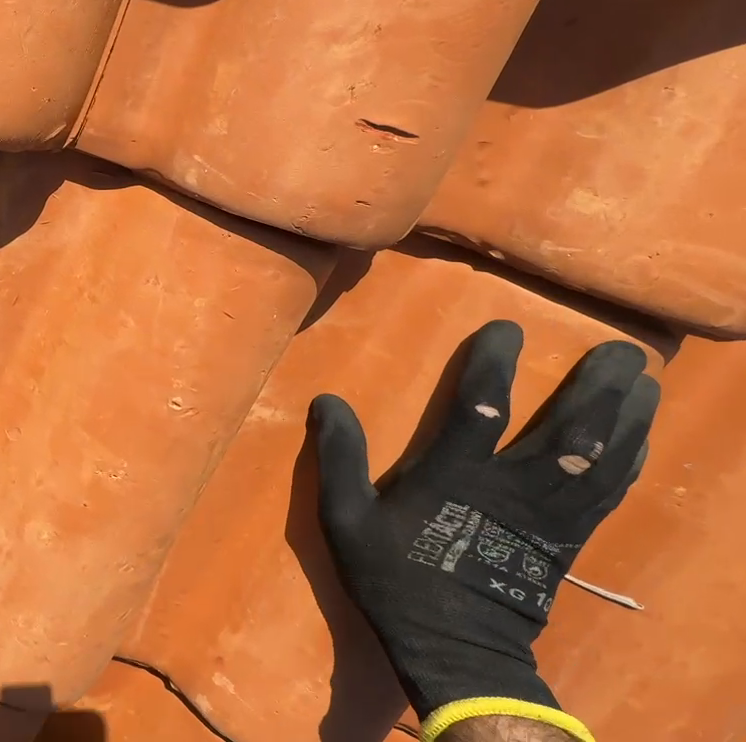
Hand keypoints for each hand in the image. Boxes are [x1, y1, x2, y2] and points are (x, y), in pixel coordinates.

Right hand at [307, 319, 658, 741]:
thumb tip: (328, 399)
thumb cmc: (392, 575)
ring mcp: (551, 514)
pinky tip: (641, 436)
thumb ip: (339, 456)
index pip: (481, 408)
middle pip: (568, 429)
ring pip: (604, 456)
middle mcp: (512, 488)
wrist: (455, 647)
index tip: (508, 329)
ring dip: (630, 416)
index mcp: (454, 478)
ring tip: (646, 380)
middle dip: (598, 385)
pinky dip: (632, 456)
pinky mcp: (571, 537)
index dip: (495, 365)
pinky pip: (612, 489)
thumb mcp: (343, 516)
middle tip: (621, 348)